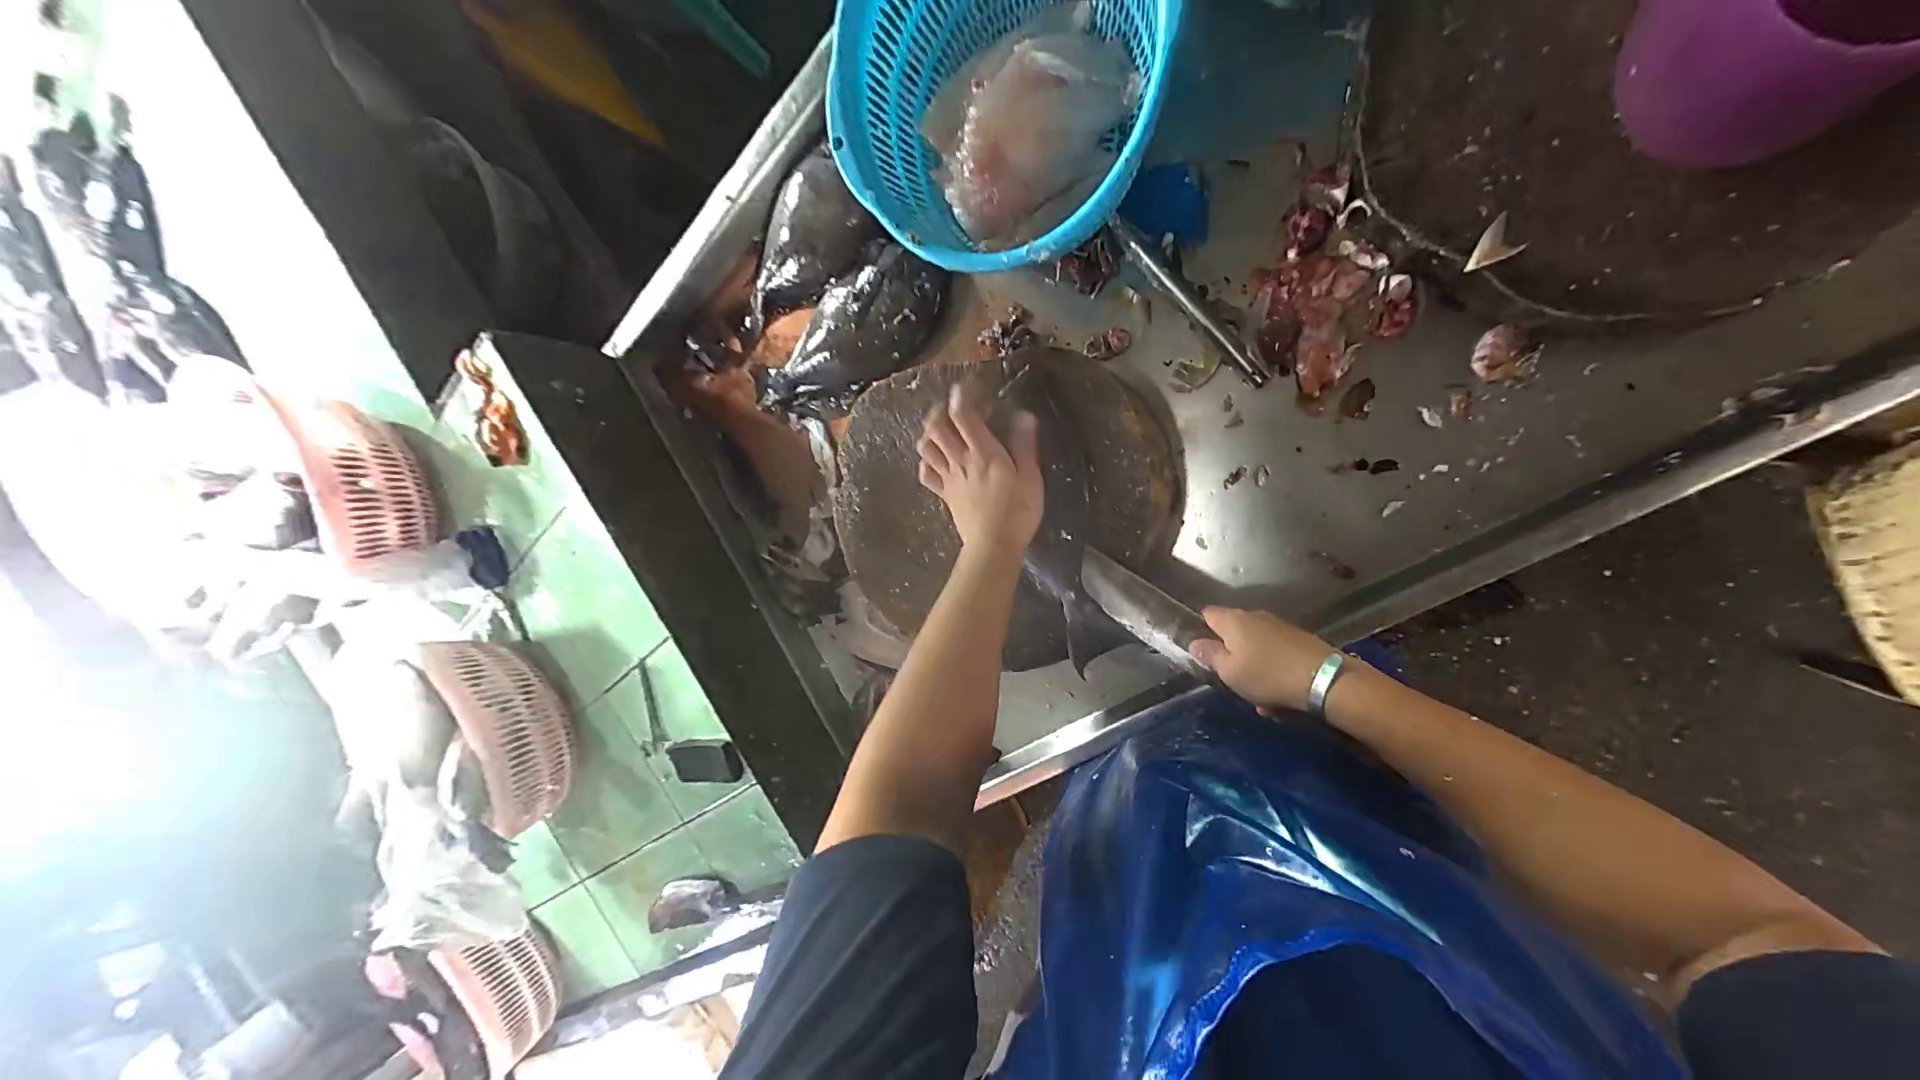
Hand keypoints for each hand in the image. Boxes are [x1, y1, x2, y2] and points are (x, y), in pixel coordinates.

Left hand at [918, 383, 1043, 558]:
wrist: (993, 546)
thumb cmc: (1017, 512)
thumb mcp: (1030, 477)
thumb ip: (1024, 444)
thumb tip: (1024, 415)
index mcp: (983, 452)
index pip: (963, 415)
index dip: (961, 397)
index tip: (965, 388)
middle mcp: (961, 460)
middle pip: (937, 427)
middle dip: (940, 412)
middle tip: (950, 408)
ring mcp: (949, 478)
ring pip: (927, 448)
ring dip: (929, 434)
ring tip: (939, 431)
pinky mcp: (945, 495)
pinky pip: (927, 475)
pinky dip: (926, 463)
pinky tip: (933, 461)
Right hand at [1189, 606, 1339, 712]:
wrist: (1325, 679)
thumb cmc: (1267, 675)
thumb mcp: (1230, 672)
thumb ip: (1210, 655)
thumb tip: (1195, 643)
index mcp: (1233, 621)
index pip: (1207, 614)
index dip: (1201, 629)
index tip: (1203, 650)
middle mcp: (1255, 617)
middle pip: (1233, 631)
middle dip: (1230, 652)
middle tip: (1231, 678)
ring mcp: (1279, 626)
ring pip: (1256, 646)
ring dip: (1253, 666)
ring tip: (1259, 696)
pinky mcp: (1299, 639)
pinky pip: (1275, 653)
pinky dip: (1272, 669)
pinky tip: (1279, 695)